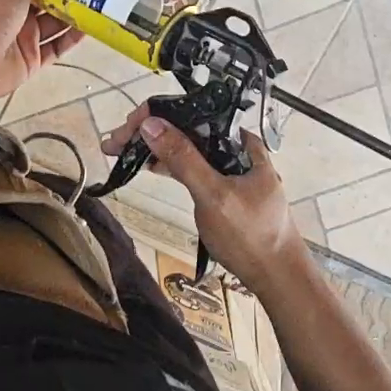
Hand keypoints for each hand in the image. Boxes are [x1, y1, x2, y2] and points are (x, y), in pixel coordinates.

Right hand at [100, 105, 304, 287]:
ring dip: (152, 147)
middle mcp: (232, 148)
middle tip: (114, 143)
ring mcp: (224, 167)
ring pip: (182, 146)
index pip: (192, 113)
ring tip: (118, 151)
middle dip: (148, 130)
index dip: (156, 115)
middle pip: (184, 127)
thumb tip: (150, 123)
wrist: (277, 278)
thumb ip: (183, 158)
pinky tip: (143, 164)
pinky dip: (164, 164)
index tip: (128, 128)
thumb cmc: (251, 236)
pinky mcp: (217, 185)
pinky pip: (187, 165)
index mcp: (238, 142)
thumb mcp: (213, 195)